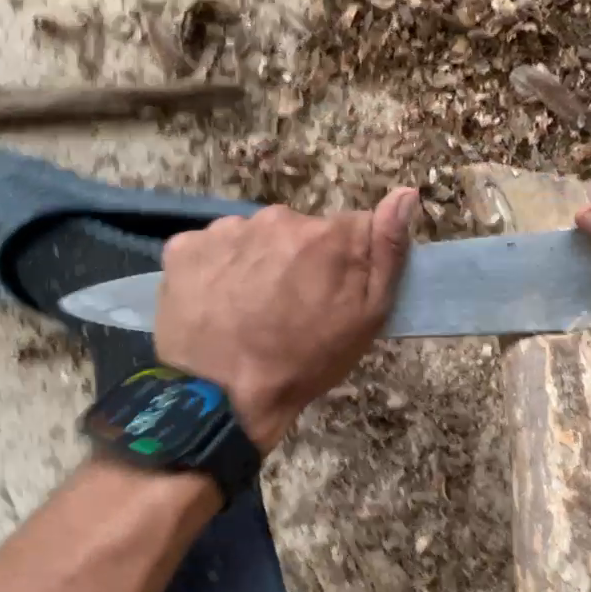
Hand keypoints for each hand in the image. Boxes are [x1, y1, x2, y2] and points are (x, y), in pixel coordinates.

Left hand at [154, 189, 417, 451]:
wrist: (220, 396)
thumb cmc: (307, 359)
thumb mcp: (369, 315)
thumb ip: (388, 249)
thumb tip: (406, 194)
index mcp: (328, 234)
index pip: (352, 228)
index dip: (349, 261)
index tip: (337, 293)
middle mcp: (277, 219)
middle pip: (302, 231)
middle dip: (303, 260)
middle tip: (295, 308)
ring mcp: (226, 231)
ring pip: (257, 238)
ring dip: (261, 262)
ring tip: (254, 308)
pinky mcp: (184, 247)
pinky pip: (214, 248)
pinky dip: (219, 268)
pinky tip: (221, 302)